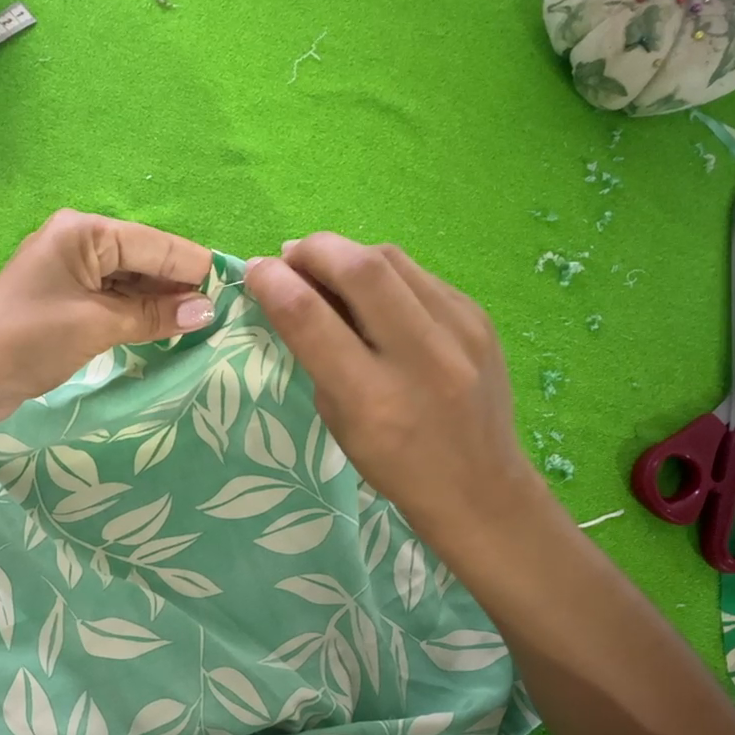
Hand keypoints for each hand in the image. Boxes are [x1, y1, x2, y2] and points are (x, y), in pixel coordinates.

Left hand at [0, 210, 214, 426]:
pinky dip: (134, 314)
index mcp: (84, 232)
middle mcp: (77, 241)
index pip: (154, 244)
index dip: (192, 269)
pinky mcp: (62, 300)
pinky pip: (109, 299)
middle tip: (218, 316)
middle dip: (177, 287)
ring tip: (198, 326)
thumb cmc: (30, 341)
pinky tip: (161, 329)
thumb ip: (153, 316)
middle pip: (142, 259)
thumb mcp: (97, 326)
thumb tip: (206, 309)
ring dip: (157, 303)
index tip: (233, 291)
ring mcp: (67, 271)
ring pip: (127, 282)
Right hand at [244, 234, 545, 543]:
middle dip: (314, 250)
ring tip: (325, 267)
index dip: (273, 283)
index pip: (311, 318)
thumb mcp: (338, 420)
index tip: (254, 270)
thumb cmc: (393, 464)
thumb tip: (295, 296)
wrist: (479, 485)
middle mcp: (420, 356)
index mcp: (372, 396)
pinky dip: (383, 274)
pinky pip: (419, 276)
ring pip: (393, 259)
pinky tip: (371, 292)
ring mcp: (459, 330)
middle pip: (360, 268)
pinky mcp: (479, 317)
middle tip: (289, 256)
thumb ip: (317, 357)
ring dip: (348, 254)